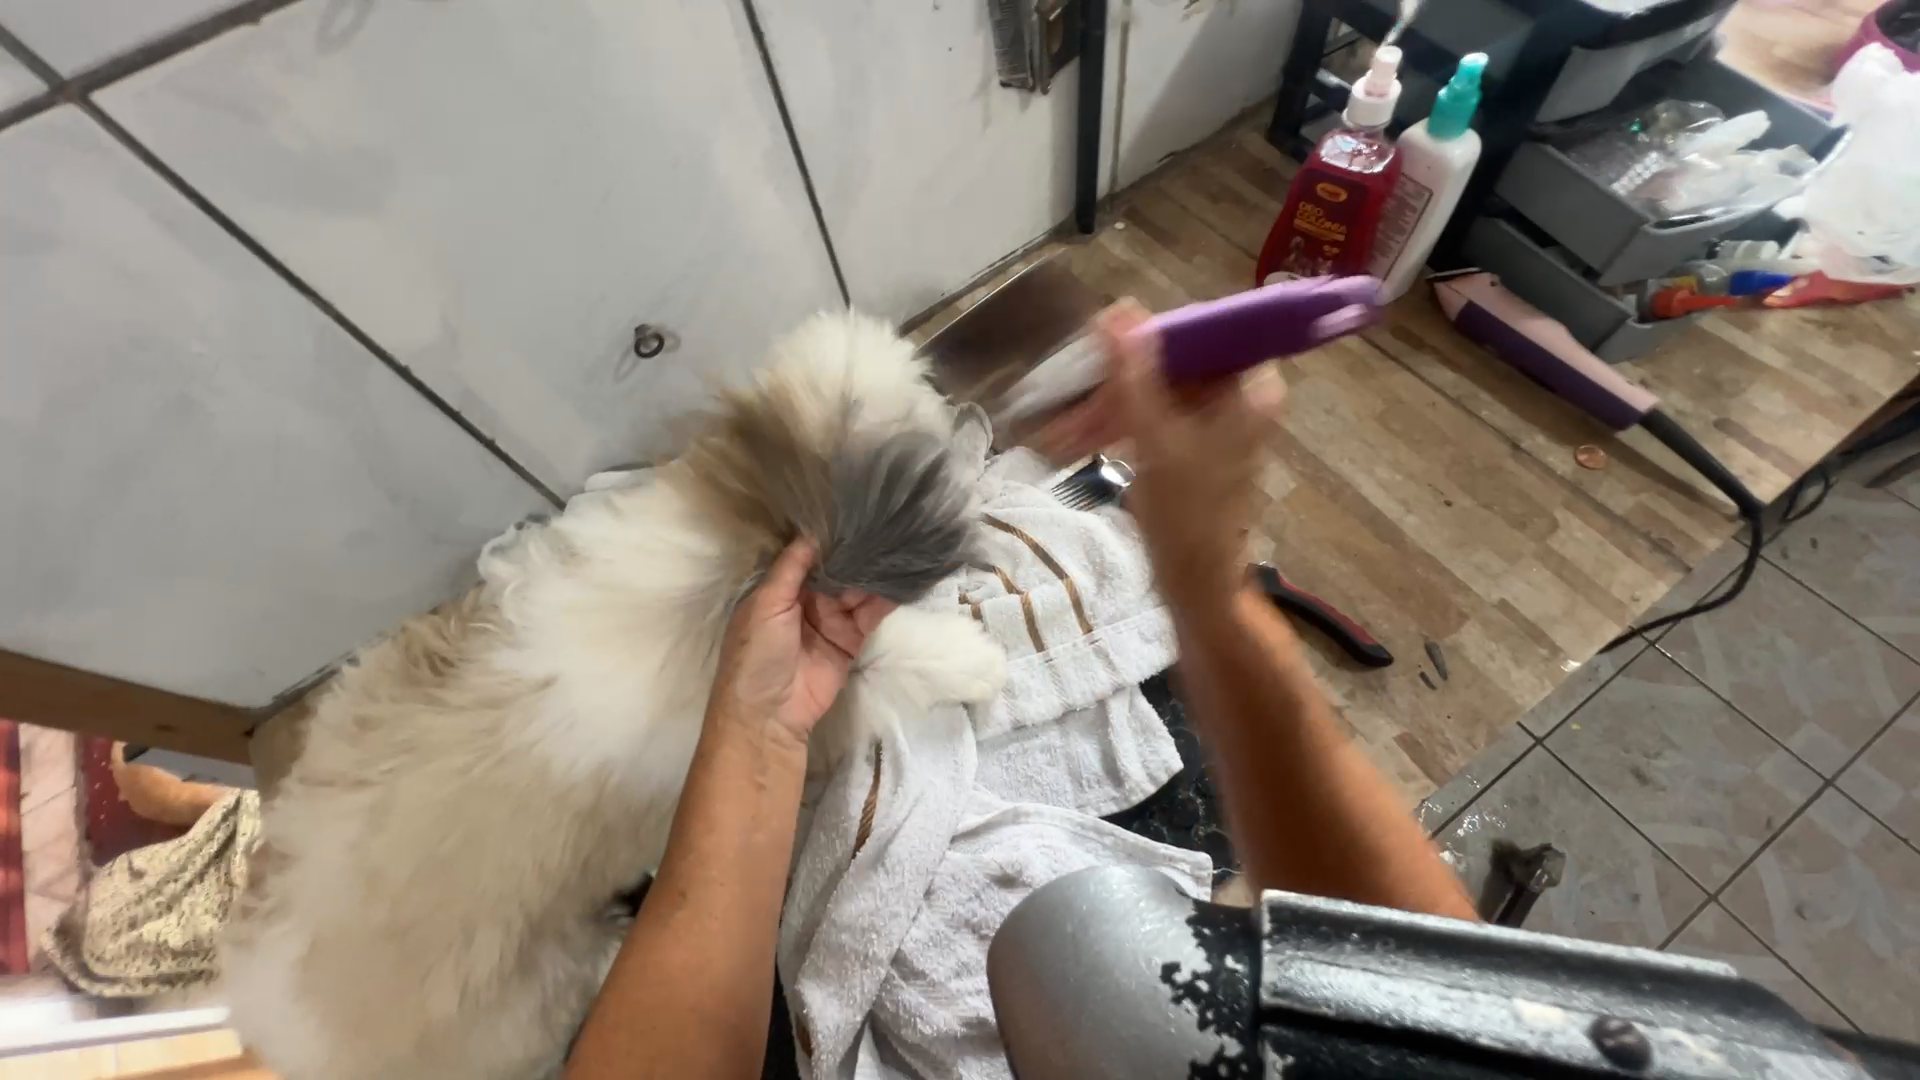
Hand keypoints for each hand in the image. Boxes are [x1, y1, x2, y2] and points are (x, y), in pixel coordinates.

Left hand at [709, 537, 897, 745]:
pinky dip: (884, 600)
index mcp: (780, 589)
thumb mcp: (765, 604)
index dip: (828, 539)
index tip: (853, 514)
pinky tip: (899, 580)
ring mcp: (830, 620)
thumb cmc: (755, 654)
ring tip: (898, 547)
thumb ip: (791, 567)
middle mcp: (807, 600)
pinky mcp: (850, 640)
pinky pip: (870, 615)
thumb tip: (814, 531)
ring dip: (873, 573)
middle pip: (837, 571)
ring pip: (856, 590)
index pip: (809, 556)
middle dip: (857, 554)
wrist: (768, 714)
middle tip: (884, 527)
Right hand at [1031, 301, 1285, 611]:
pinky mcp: (1195, 445)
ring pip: (1155, 397)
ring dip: (1107, 414)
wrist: (1196, 584)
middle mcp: (1240, 397)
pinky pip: (1154, 421)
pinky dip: (1120, 430)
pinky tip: (1078, 443)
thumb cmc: (1184, 516)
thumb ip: (1134, 374)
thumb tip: (1118, 311)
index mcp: (1249, 388)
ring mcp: (1217, 422)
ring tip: (1058, 438)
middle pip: (1169, 368)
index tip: (1099, 358)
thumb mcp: (1153, 440)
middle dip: (1114, 390)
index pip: (1198, 335)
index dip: (1146, 340)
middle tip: (1066, 407)